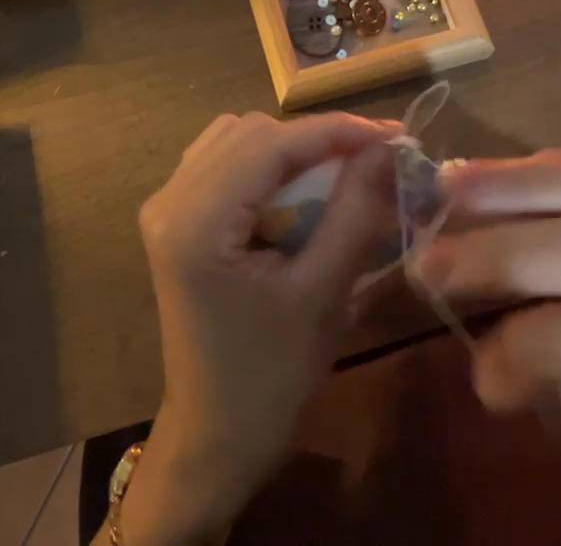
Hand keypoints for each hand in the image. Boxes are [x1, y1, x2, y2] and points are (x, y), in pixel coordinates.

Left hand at [127, 111, 398, 541]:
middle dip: (315, 139)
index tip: (396, 134)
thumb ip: (354, 213)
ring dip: (290, 150)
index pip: (270, 144)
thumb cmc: (271, 375)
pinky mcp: (173, 219)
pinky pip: (221, 164)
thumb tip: (387, 149)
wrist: (215, 431)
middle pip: (249, 133)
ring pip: (234, 140)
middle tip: (375, 159)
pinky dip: (264, 167)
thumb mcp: (323, 294)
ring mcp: (164, 206)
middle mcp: (169, 199)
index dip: (336, 130)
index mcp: (196, 220)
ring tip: (343, 173)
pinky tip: (298, 190)